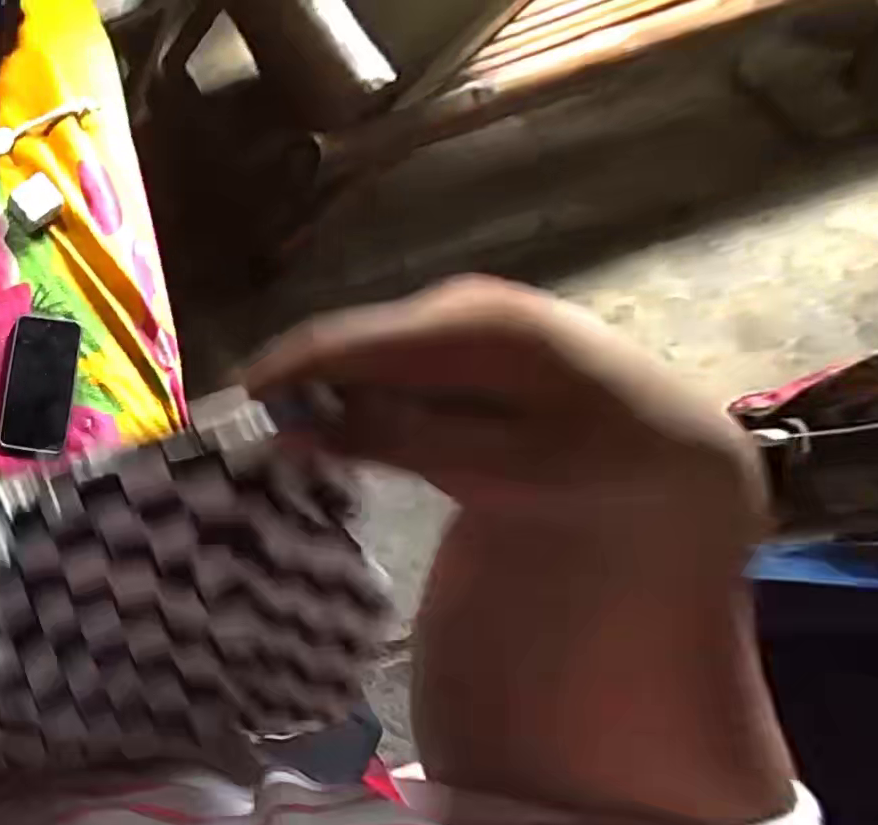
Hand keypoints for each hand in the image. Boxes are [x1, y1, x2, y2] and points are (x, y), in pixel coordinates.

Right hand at [244, 276, 766, 548]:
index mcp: (468, 330)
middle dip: (285, 388)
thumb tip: (289, 434)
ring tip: (281, 438)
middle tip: (248, 439)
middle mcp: (452, 303)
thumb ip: (387, 442)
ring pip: (349, 348)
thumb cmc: (577, 464)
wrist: (651, 441)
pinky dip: (340, 389)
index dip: (274, 378)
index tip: (226, 418)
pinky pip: (370, 355)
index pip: (339, 344)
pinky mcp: (446, 326)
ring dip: (310, 391)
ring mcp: (450, 309)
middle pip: (337, 341)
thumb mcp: (485, 467)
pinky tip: (333, 424)